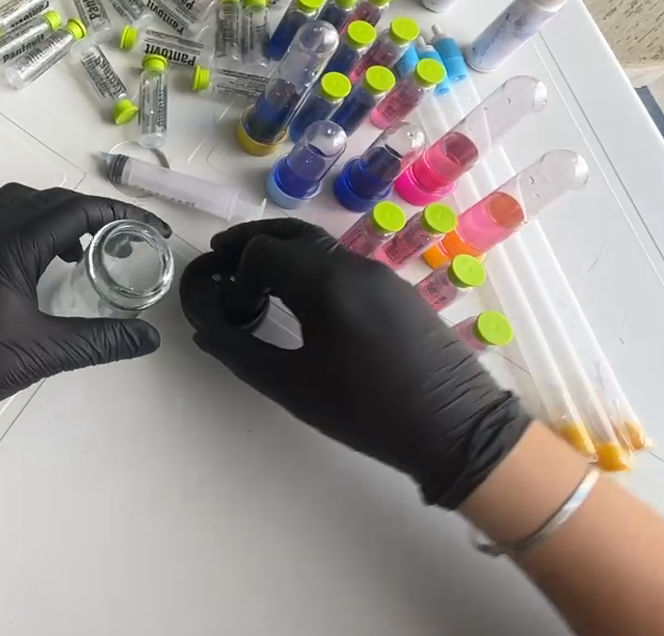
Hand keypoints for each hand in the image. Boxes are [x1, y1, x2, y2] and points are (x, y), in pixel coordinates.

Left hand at [0, 184, 168, 474]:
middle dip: (95, 212)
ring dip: (61, 214)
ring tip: (87, 247)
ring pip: (25, 202)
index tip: (149, 229)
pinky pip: (6, 217)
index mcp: (12, 244)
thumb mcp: (46, 351)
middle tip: (127, 236)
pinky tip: (48, 261)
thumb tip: (147, 337)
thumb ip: (101, 340)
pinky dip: (35, 224)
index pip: (76, 210)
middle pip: (53, 199)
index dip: (119, 214)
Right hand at [183, 218, 529, 507]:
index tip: (233, 306)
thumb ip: (240, 354)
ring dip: (282, 251)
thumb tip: (204, 332)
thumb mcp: (294, 388)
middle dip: (251, 241)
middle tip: (224, 256)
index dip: (237, 273)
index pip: (262, 251)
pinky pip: (341, 261)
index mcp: (325, 283)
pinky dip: (310, 265)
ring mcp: (379, 273)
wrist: (459, 432)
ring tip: (259, 276)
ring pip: (318, 244)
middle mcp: (352, 265)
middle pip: (289, 232)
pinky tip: (304, 298)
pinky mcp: (397, 288)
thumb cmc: (369, 412)